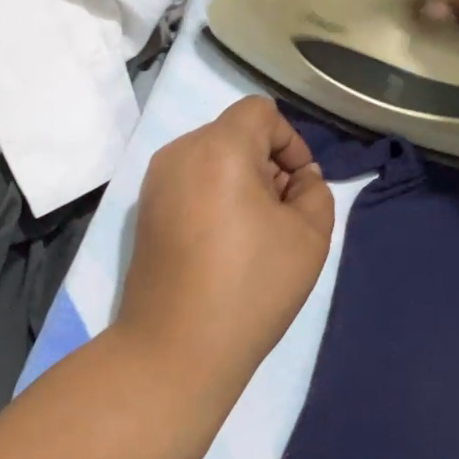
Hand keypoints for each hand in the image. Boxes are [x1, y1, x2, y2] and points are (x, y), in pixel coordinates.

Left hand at [122, 97, 333, 393]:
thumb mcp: (310, 237)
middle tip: (281, 215)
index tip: (298, 187)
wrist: (175, 347)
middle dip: (265, 163)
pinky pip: (188, 182)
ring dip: (239, 181)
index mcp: (218, 147)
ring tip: (252, 235)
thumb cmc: (250, 287)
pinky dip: (212, 197)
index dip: (289, 141)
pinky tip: (222, 245)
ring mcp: (154, 181)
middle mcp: (178, 152)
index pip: (259, 111)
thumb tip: (297, 178)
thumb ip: (314, 192)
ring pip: (210, 158)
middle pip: (233, 132)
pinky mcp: (144, 210)